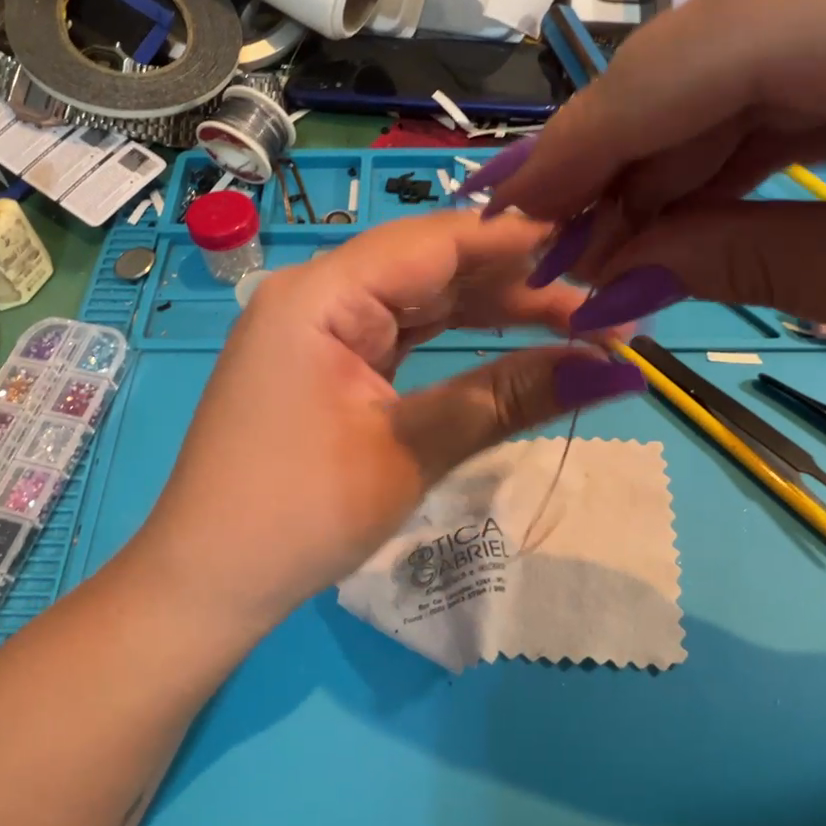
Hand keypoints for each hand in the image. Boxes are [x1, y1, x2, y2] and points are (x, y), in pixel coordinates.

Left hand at [123, 212, 644, 627]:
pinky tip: (508, 336)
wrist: (208, 584)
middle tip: (605, 300)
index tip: (601, 248)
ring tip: (577, 320)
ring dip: (492, 310)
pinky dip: (454, 339)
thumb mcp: (413, 450)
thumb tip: (618, 371)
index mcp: (323, 293)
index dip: (523, 241)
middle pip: (433, 266)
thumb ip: (509, 397)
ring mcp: (318, 329)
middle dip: (518, 282)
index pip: (438, 242)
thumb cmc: (300, 515)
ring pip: (421, 300)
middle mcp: (318, 294)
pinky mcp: (324, 364)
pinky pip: (400, 333)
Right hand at [465, 0, 825, 434]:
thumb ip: (769, 262)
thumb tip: (613, 269)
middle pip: (765, 4)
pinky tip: (691, 183)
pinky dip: (753, 117)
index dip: (619, 116)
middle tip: (551, 222)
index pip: (770, 26)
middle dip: (637, 125)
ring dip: (684, 125)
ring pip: (787, 16)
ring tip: (607, 220)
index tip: (521, 194)